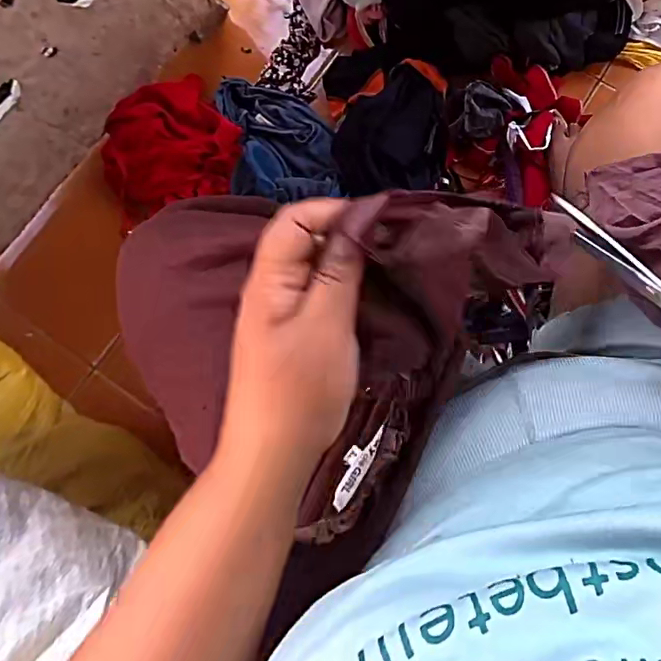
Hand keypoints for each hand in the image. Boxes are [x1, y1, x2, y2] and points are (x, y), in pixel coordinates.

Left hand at [219, 198, 364, 474]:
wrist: (276, 451)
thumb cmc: (301, 388)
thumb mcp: (328, 323)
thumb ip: (341, 270)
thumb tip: (357, 222)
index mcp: (268, 280)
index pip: (295, 219)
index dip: (335, 209)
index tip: (381, 217)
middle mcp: (270, 287)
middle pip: (304, 237)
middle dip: (347, 228)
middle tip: (392, 237)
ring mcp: (281, 309)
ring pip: (315, 263)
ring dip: (350, 255)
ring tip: (388, 258)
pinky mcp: (295, 329)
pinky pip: (321, 288)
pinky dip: (347, 280)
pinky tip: (372, 288)